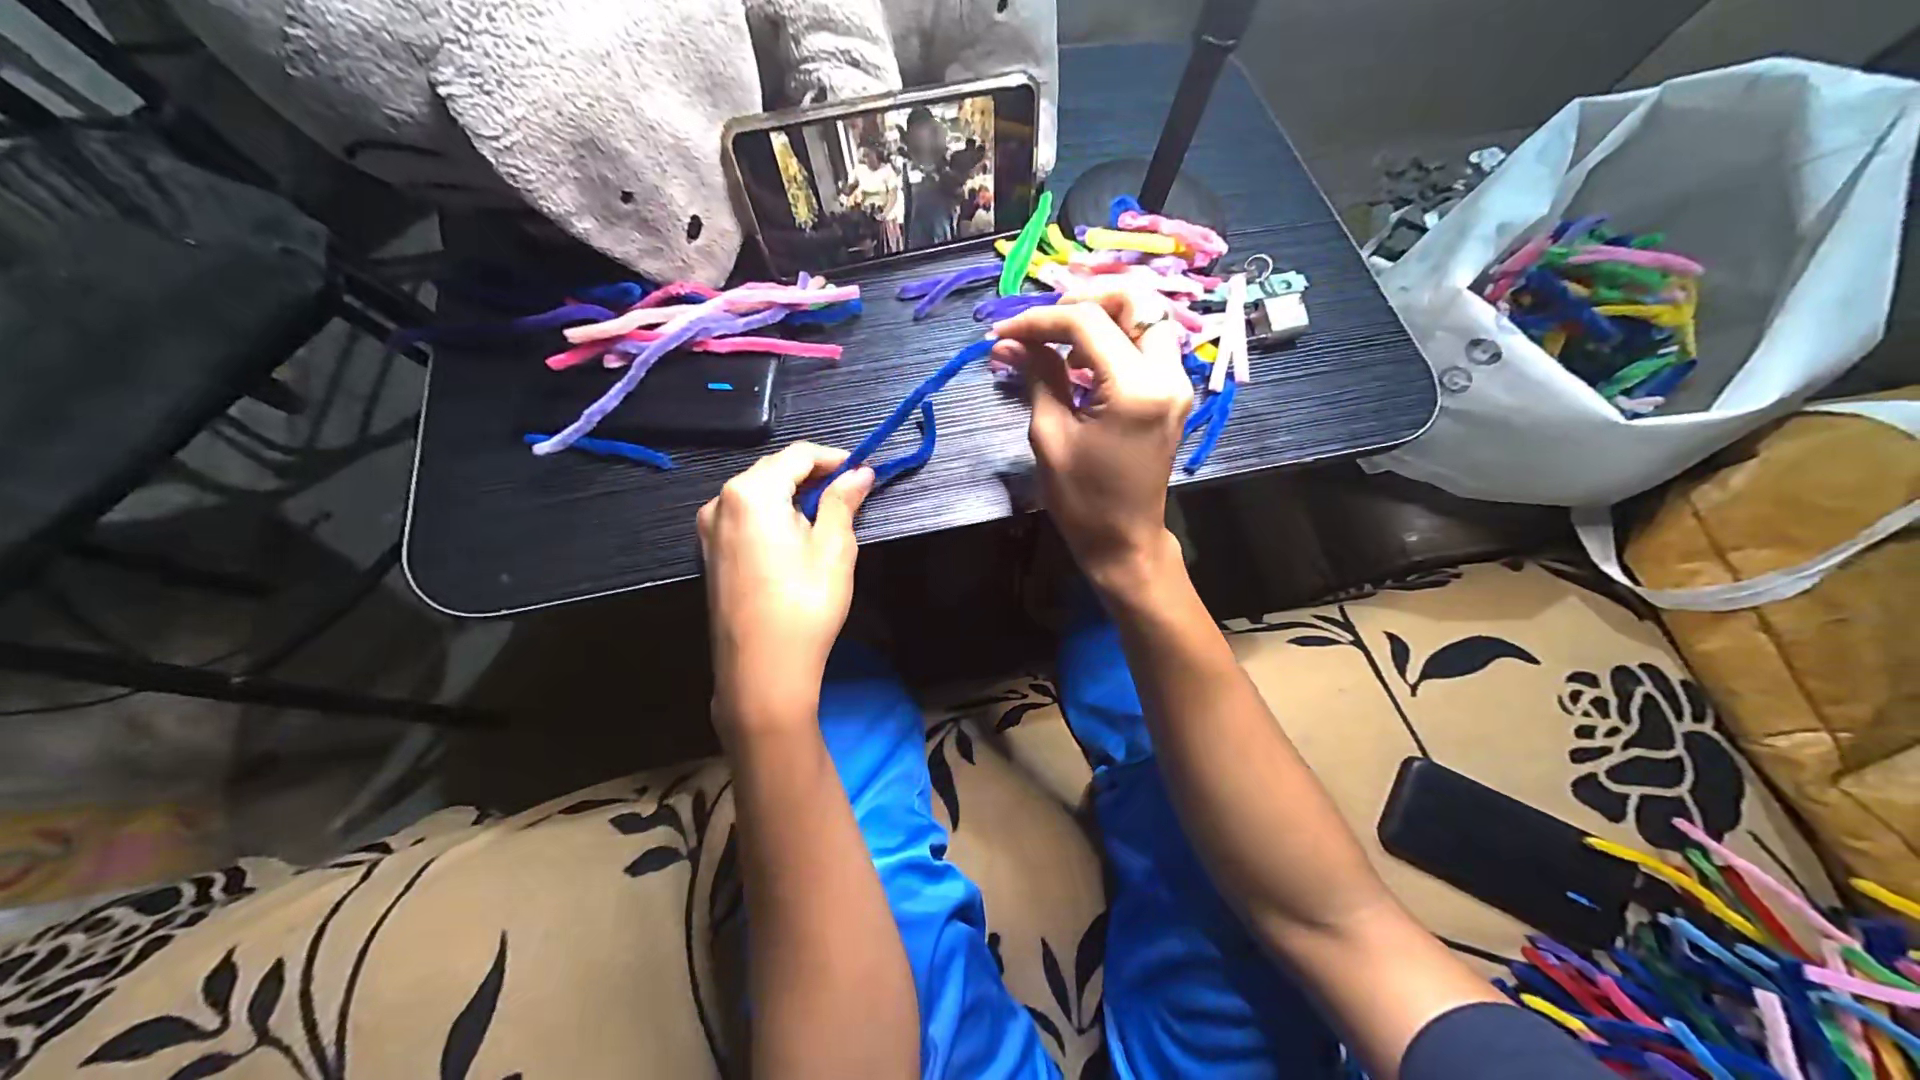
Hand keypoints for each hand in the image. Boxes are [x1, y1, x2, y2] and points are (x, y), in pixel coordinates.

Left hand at [698, 444, 874, 736]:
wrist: (761, 671)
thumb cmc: (805, 606)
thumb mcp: (834, 549)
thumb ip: (843, 501)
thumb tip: (860, 473)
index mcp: (750, 493)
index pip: (797, 454)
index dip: (834, 458)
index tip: (863, 470)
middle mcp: (720, 502)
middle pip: (773, 470)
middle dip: (812, 476)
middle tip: (849, 493)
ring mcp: (709, 530)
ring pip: (757, 494)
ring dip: (792, 495)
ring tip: (826, 518)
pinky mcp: (709, 554)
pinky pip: (744, 517)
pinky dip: (772, 516)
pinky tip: (795, 538)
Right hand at [990, 284, 1191, 588]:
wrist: (1124, 540)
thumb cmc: (1082, 499)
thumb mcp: (1050, 435)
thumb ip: (1037, 376)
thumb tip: (1007, 341)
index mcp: (1135, 388)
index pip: (1087, 322)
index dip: (1039, 319)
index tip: (1003, 331)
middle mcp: (1167, 373)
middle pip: (1134, 299)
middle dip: (1083, 299)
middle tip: (1042, 323)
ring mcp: (1176, 381)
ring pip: (1147, 315)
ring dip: (1101, 313)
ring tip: (1056, 336)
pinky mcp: (1172, 391)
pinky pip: (1148, 342)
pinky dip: (1115, 335)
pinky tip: (1080, 357)